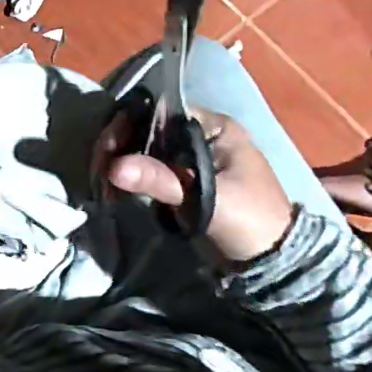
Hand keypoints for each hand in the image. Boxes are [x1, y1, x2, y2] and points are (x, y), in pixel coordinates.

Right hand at [101, 108, 294, 261]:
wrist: (272, 261)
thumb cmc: (250, 220)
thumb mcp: (207, 198)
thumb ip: (162, 180)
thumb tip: (115, 167)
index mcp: (215, 126)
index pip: (162, 111)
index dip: (130, 123)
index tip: (108, 147)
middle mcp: (202, 135)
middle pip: (151, 129)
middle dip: (122, 145)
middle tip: (99, 168)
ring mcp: (192, 158)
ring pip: (147, 149)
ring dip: (124, 162)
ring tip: (102, 181)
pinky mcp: (184, 181)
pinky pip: (152, 170)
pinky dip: (133, 177)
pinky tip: (114, 188)